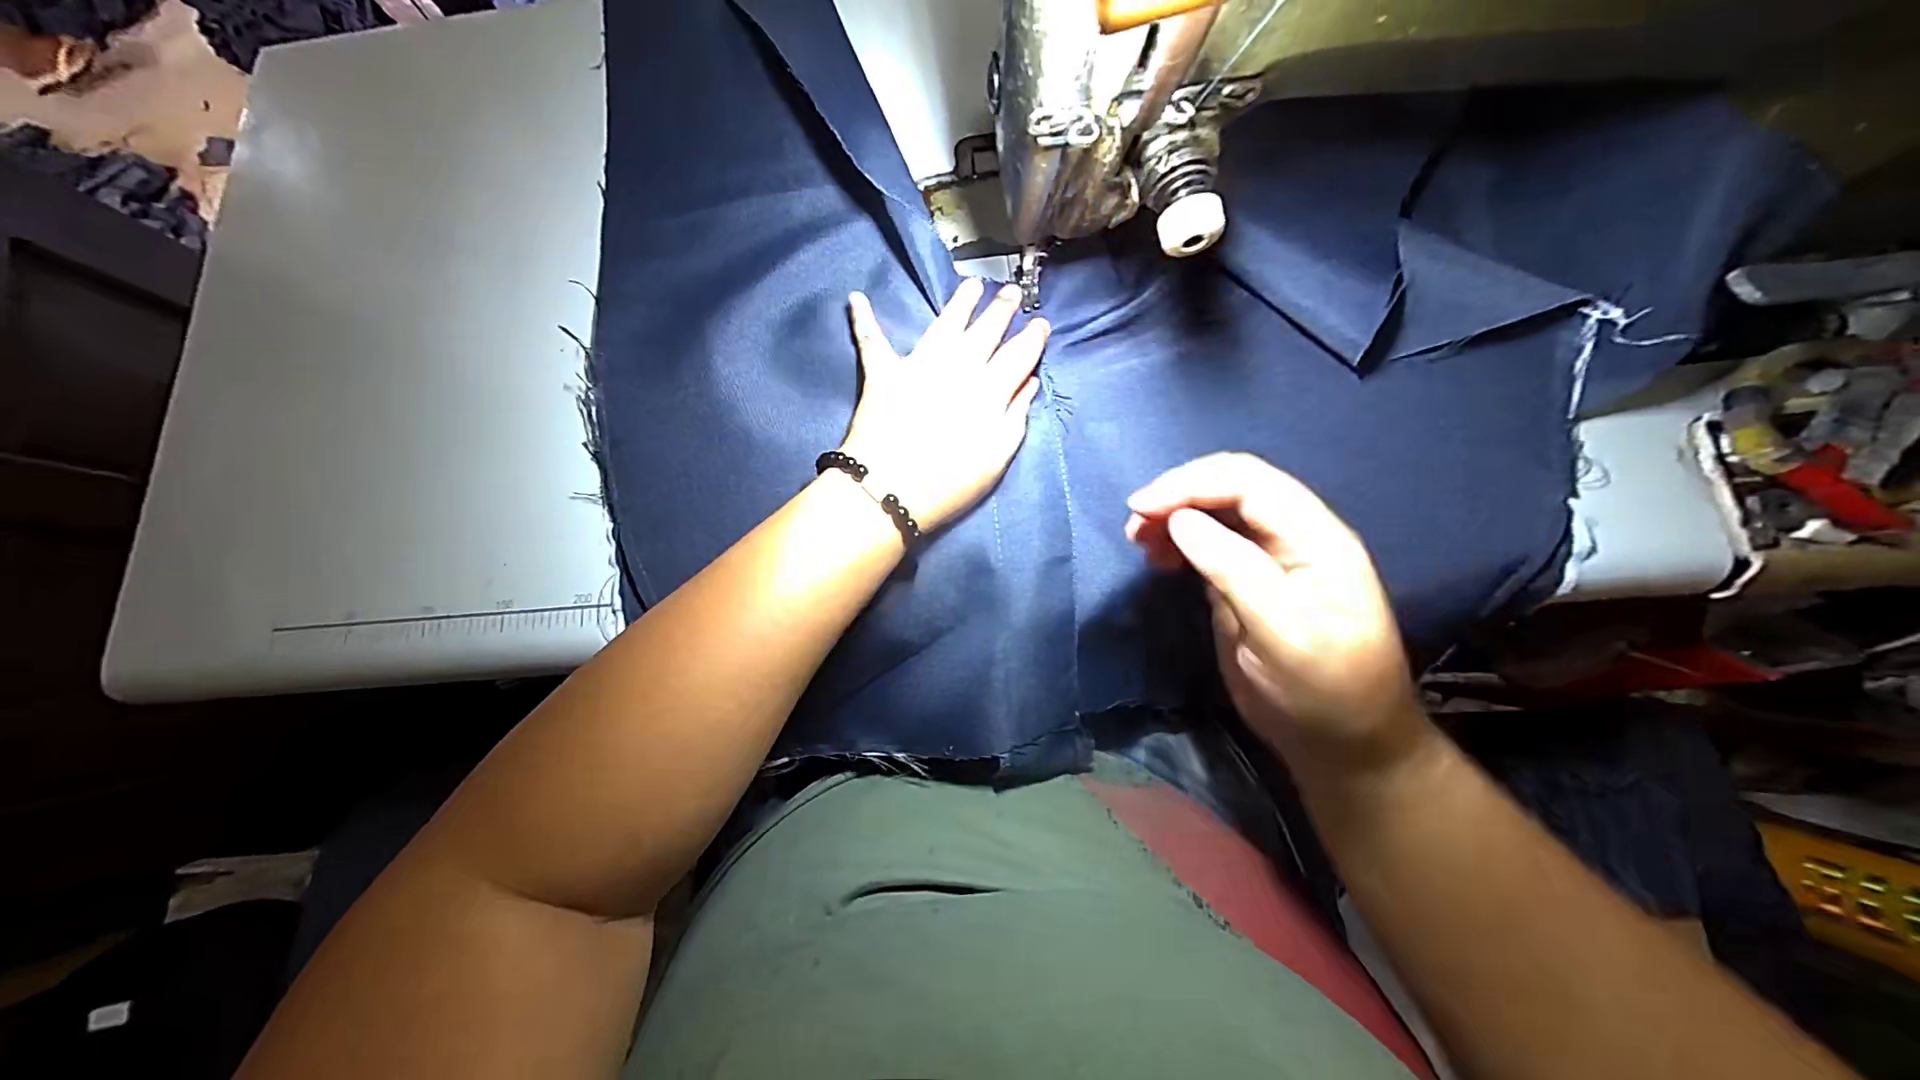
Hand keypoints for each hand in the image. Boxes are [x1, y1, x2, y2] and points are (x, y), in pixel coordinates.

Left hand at [839, 279, 1047, 531]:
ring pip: (944, 324)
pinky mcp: (884, 372)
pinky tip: (857, 298)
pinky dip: (864, 319)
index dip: (1032, 338)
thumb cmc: (950, 484)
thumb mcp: (996, 458)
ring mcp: (919, 365)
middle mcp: (958, 367)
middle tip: (1012, 291)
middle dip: (1001, 310)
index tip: (1041, 322)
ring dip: (959, 304)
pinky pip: (872, 340)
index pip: (1018, 355)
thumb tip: (1030, 383)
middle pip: (985, 331)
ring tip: (972, 286)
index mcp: (990, 390)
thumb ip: (1016, 417)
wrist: (890, 490)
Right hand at [1125, 453, 1437, 782]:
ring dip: (1176, 513)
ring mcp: (1275, 556)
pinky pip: (1214, 539)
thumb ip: (1235, 570)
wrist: (1347, 744)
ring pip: (1220, 509)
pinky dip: (1182, 538)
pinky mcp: (1254, 578)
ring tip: (1140, 541)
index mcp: (1316, 539)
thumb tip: (1181, 519)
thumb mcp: (1281, 635)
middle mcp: (1297, 536)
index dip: (1191, 484)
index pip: (1249, 483)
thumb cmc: (1320, 693)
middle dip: (1179, 493)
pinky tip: (1161, 557)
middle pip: (1233, 485)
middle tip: (1134, 526)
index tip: (1140, 508)